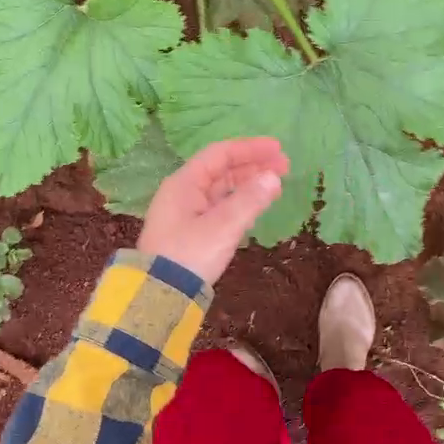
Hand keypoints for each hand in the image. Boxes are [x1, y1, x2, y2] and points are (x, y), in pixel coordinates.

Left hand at [136, 137, 288, 284]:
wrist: (159, 294)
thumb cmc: (190, 254)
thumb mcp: (223, 226)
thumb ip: (249, 199)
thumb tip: (273, 177)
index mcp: (185, 183)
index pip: (220, 154)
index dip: (250, 149)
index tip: (278, 149)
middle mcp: (182, 192)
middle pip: (221, 170)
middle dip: (252, 166)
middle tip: (284, 167)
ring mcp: (184, 213)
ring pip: (220, 189)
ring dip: (247, 184)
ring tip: (274, 185)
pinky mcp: (189, 232)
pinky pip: (218, 207)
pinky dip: (238, 202)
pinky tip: (254, 207)